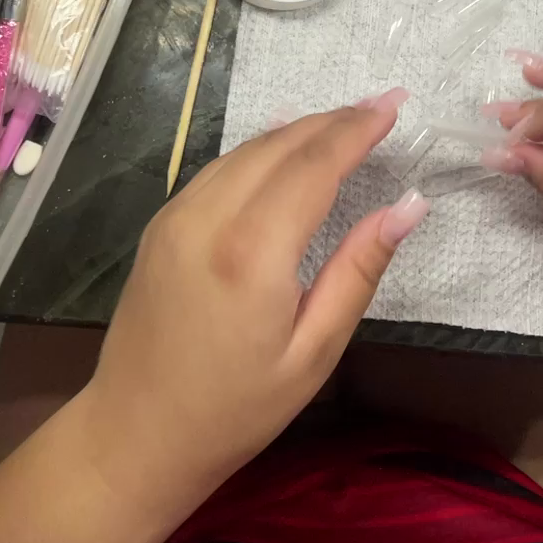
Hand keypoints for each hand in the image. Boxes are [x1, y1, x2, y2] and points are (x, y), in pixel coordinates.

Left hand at [75, 88, 424, 522]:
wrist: (133, 436)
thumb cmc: (236, 408)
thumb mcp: (314, 351)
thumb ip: (360, 269)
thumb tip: (409, 205)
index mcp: (253, 252)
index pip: (315, 165)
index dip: (358, 129)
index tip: (395, 105)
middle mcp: (209, 216)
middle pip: (281, 143)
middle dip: (336, 119)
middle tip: (382, 106)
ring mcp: (177, 214)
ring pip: (249, 148)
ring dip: (301, 128)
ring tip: (347, 123)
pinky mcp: (162, 221)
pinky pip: (223, 166)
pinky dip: (265, 147)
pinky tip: (289, 147)